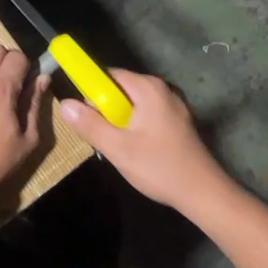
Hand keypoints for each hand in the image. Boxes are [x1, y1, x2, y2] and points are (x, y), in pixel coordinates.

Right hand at [61, 70, 226, 210]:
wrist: (202, 192)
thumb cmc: (159, 167)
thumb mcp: (118, 148)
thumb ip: (90, 125)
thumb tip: (65, 103)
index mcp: (149, 88)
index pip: (109, 75)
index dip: (90, 89)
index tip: (80, 111)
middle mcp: (162, 89)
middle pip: (121, 89)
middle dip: (105, 109)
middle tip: (99, 135)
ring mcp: (173, 105)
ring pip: (134, 105)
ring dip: (120, 121)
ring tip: (117, 146)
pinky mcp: (178, 121)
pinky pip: (147, 115)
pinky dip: (135, 127)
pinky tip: (135, 150)